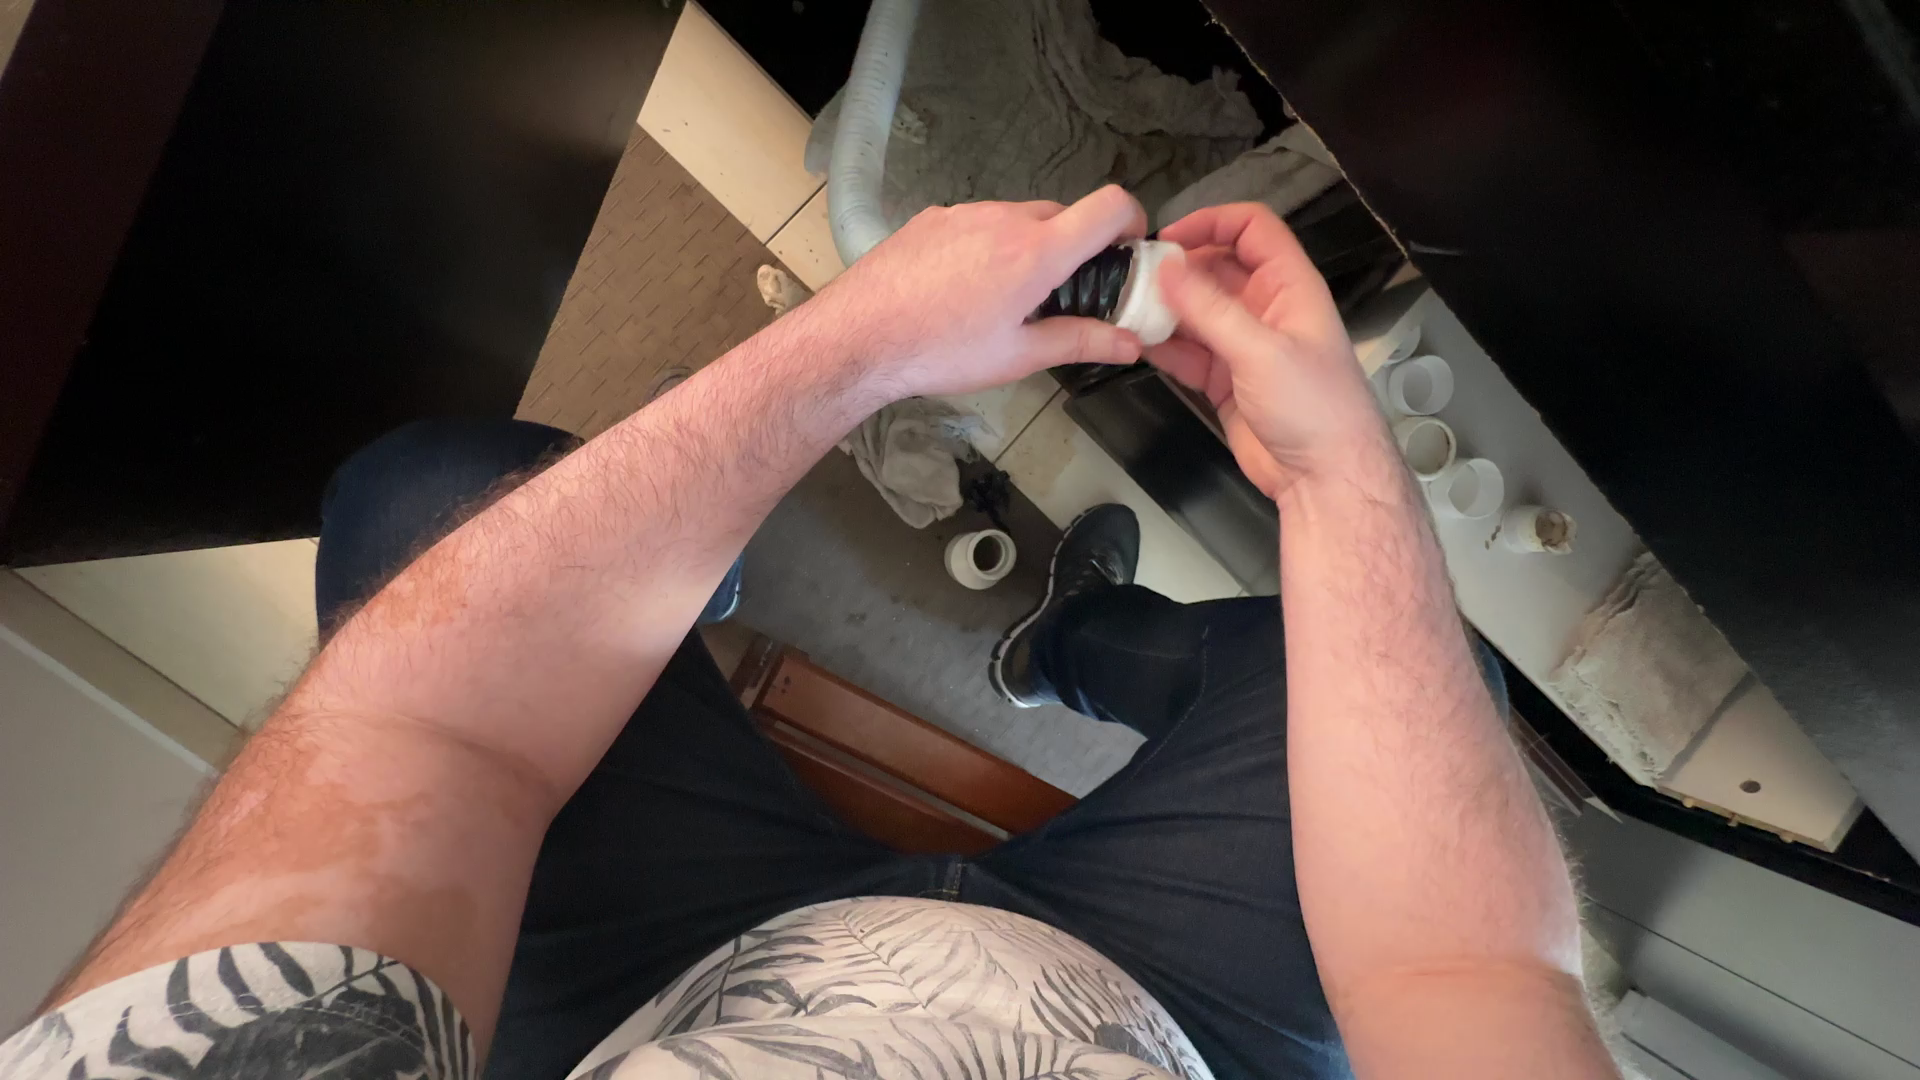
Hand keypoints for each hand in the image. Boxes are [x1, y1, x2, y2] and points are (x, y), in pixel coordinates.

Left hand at [816, 186, 1148, 398]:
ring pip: (1018, 219)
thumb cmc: (944, 352)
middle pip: (1063, 216)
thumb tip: (1131, 345)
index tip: (1128, 251)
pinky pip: (978, 223)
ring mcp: (965, 212)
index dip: (1132, 220)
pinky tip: (960, 288)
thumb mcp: (1017, 357)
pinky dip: (989, 245)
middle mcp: (1006, 217)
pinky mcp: (932, 218)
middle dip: (1074, 249)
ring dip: (1028, 248)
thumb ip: (1079, 342)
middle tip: (1060, 296)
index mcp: (1037, 251)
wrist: (859, 336)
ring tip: (1002, 299)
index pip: (1109, 205)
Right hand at [1147, 203, 1393, 498]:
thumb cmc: (1312, 405)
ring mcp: (1242, 347)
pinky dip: (1164, 349)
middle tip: (1134, 278)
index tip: (1167, 238)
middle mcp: (1264, 310)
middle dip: (1177, 271)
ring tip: (1126, 311)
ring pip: (1196, 315)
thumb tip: (1167, 269)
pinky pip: (1188, 354)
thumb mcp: (1261, 350)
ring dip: (1164, 311)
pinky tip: (1138, 345)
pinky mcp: (1223, 380)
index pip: (1251, 230)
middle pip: (1216, 271)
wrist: (1321, 474)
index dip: (1211, 223)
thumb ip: (1211, 310)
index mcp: (1288, 287)